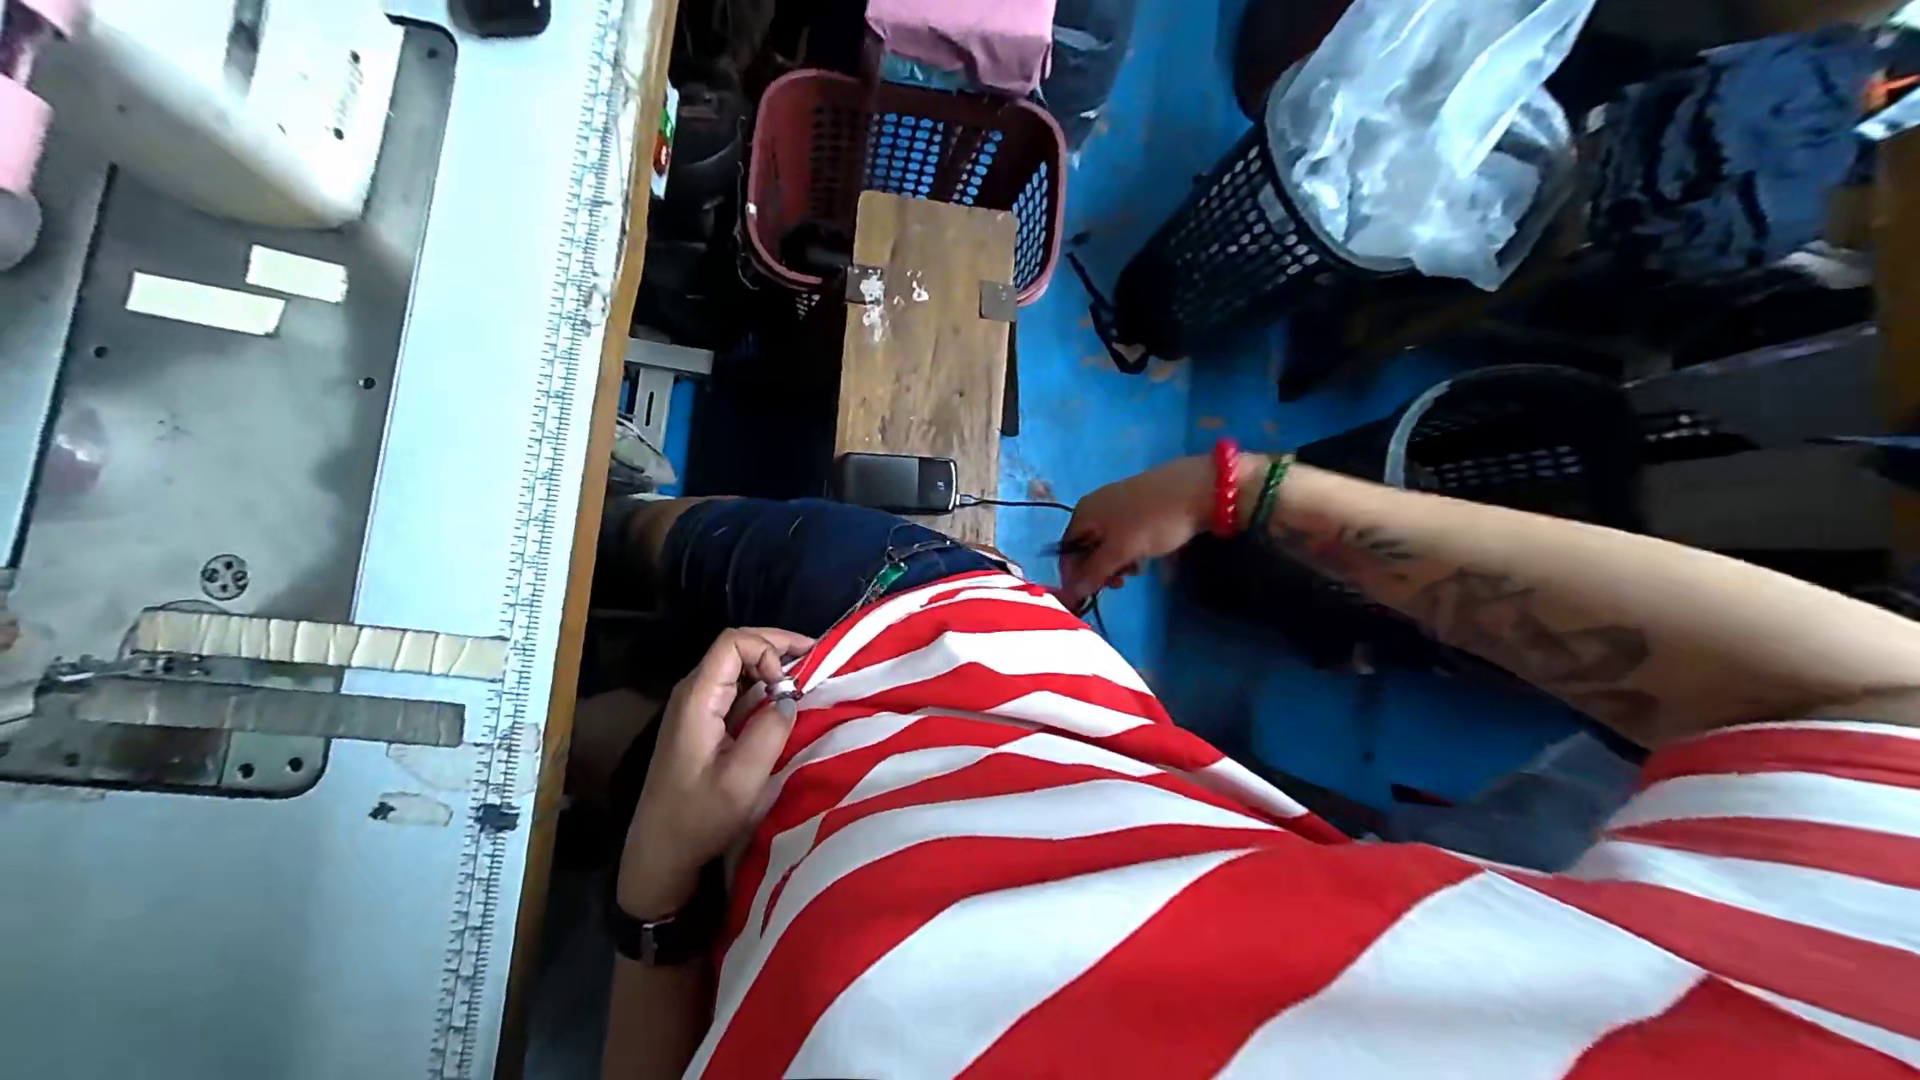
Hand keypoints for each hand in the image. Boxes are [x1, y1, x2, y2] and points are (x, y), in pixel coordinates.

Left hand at [617, 627, 813, 917]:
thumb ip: (770, 731)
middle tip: (817, 658)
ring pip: (739, 665)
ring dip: (774, 665)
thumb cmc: (698, 818)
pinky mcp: (704, 722)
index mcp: (698, 699)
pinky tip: (788, 698)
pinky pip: (738, 688)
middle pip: (737, 646)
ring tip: (809, 676)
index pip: (733, 643)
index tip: (790, 682)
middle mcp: (694, 692)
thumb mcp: (742, 779)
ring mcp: (697, 707)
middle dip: (778, 647)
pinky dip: (766, 685)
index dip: (768, 648)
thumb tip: (790, 698)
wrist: (660, 854)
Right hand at [1057, 456, 1217, 608]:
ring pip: (1108, 545)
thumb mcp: (1121, 550)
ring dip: (1117, 564)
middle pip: (1087, 548)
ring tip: (1136, 570)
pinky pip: (1126, 537)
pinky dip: (1131, 552)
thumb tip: (1068, 593)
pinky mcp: (1140, 509)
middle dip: (1099, 570)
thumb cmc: (1153, 520)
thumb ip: (1094, 573)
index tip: (1088, 597)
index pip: (1067, 551)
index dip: (1074, 576)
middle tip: (1118, 584)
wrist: (1198, 489)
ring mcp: (1119, 507)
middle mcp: (1096, 508)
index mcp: (1084, 513)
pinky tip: (1146, 559)